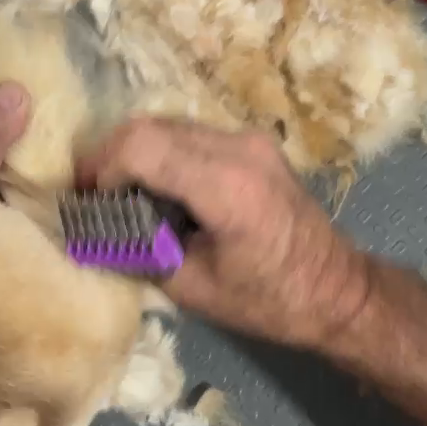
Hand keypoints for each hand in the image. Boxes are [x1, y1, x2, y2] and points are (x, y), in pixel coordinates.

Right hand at [77, 117, 369, 349]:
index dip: (101, 168)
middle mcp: (238, 148)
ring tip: (118, 193)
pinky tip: (152, 186)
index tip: (89, 201)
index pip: (141, 147)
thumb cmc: (269, 301)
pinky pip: (185, 133)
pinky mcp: (248, 141)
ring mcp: (247, 138)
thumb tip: (88, 232)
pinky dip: (156, 153)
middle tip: (92, 195)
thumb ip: (137, 252)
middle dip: (108, 157)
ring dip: (131, 153)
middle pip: (147, 127)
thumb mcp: (192, 288)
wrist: (337, 289)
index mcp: (227, 187)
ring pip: (163, 124)